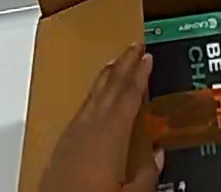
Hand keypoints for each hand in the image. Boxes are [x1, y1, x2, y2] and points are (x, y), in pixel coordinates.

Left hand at [40, 43, 161, 191]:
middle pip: (112, 87)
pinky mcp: (62, 143)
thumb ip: (145, 176)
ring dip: (108, 74)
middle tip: (135, 44)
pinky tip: (95, 94)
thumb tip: (158, 155)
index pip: (129, 95)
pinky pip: (82, 106)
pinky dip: (93, 93)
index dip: (140, 74)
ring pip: (95, 93)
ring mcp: (74, 132)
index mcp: (110, 133)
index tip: (148, 55)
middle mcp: (92, 126)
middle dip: (125, 64)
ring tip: (117, 60)